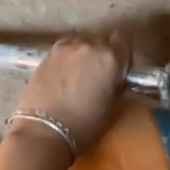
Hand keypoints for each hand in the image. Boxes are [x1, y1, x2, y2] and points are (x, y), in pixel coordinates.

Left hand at [13, 30, 130, 153]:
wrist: (45, 129)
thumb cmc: (85, 124)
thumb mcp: (112, 106)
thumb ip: (116, 83)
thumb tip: (115, 76)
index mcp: (111, 57)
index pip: (124, 40)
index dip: (122, 53)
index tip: (119, 67)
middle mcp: (90, 44)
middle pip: (102, 40)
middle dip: (103, 54)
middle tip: (98, 74)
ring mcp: (67, 46)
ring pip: (82, 42)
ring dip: (84, 53)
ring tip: (78, 73)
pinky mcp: (48, 52)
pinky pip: (65, 48)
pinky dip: (68, 57)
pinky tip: (63, 74)